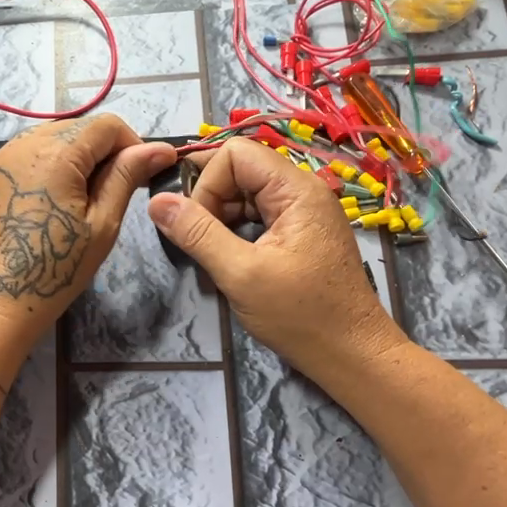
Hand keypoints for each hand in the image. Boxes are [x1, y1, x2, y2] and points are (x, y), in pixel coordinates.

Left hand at [0, 114, 176, 348]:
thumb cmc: (54, 268)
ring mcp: (3, 158)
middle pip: (78, 128)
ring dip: (77, 159)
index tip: (141, 175)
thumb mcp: (101, 223)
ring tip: (85, 201)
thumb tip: (160, 148)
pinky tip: (55, 204)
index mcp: (57, 152)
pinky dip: (52, 167)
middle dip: (104, 151)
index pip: (107, 125)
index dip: (132, 144)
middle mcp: (25, 143)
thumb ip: (126, 177)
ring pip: (54, 139)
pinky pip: (30, 155)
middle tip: (116, 191)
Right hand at [146, 138, 406, 374]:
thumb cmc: (300, 315)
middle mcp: (301, 192)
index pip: (236, 154)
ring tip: (210, 254)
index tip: (197, 223)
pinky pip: (256, 216)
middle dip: (210, 200)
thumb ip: (197, 233)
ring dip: (219, 219)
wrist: (350, 352)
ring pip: (244, 194)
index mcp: (296, 191)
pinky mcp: (298, 234)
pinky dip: (234, 232)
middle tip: (198, 241)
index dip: (207, 182)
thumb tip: (156, 202)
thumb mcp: (239, 274)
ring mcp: (302, 213)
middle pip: (239, 170)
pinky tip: (228, 259)